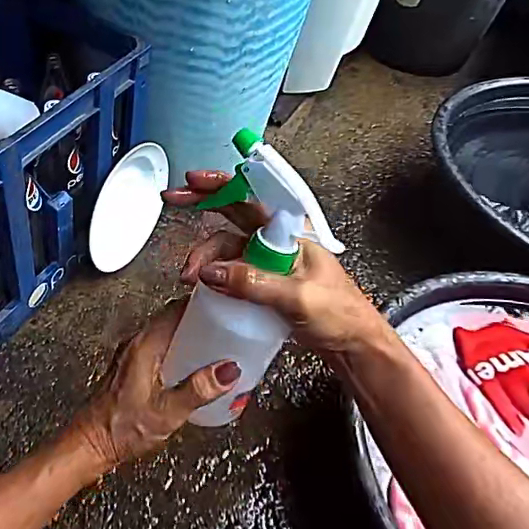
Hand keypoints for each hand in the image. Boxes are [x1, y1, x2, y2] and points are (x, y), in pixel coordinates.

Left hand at [70, 300, 238, 468]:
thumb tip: (229, 370)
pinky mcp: (133, 366)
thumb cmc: (122, 428)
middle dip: (202, 318)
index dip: (203, 304)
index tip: (226, 305)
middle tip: (230, 325)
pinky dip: (180, 347)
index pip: (177, 310)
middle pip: (174, 318)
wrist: (93, 442)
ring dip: (191, 333)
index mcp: (145, 346)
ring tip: (219, 343)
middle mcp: (137, 343)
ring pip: (167, 331)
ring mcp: (133, 353)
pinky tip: (194, 364)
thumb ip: (199, 390)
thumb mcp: (168, 412)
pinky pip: (161, 345)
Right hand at [165, 171, 390, 356]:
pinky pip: (231, 270)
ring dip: (204, 256)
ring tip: (190, 277)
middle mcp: (278, 240)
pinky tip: (203, 285)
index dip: (220, 185)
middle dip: (201, 204)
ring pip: (226, 246)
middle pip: (233, 213)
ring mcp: (269, 260)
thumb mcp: (297, 297)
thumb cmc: (341, 316)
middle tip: (173, 201)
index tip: (193, 181)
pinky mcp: (263, 281)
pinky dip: (213, 274)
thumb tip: (212, 272)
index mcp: (292, 232)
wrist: (354, 346)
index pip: (252, 198)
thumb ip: (253, 282)